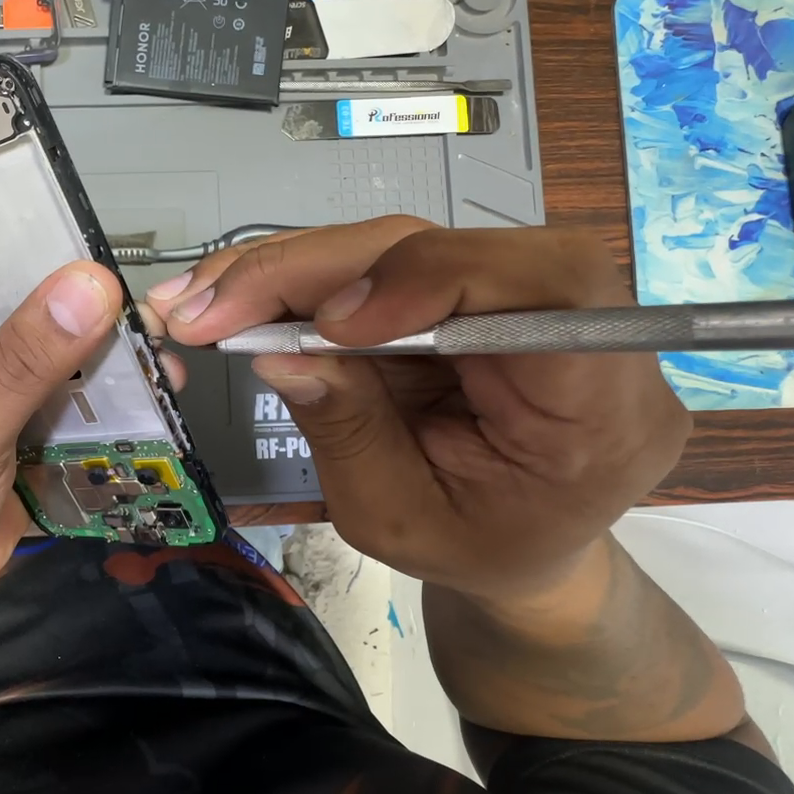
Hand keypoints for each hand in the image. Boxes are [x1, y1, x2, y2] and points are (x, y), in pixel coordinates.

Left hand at [0, 251, 119, 630]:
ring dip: (87, 329)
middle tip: (126, 276)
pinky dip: (93, 373)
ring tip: (149, 330)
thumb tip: (88, 285)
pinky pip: (53, 369)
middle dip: (60, 277)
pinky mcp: (4, 400)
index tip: (64, 203)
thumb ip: (20, 361)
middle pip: (0, 274)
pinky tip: (142, 375)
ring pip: (35, 322)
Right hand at [149, 218, 690, 600]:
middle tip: (204, 304)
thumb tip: (276, 354)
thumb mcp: (396, 516)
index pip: (544, 286)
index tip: (327, 324)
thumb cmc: (471, 550)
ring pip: (394, 243)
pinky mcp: (458, 293)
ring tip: (198, 301)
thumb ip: (347, 433)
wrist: (518, 548)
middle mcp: (565, 327)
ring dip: (282, 268)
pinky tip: (234, 295)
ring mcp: (506, 300)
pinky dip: (294, 278)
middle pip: (441, 245)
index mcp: (595, 406)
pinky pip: (375, 263)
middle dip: (306, 269)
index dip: (430, 277)